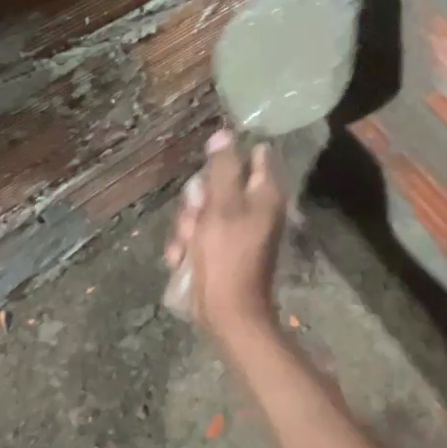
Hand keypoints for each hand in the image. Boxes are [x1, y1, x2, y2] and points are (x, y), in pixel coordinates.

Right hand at [164, 130, 285, 340]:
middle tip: (195, 216)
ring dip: (189, 225)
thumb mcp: (221, 206)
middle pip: (221, 182)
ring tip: (186, 245)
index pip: (255, 154)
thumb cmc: (226, 256)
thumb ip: (223, 168)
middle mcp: (258, 207)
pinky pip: (202, 234)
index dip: (229, 154)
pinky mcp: (225, 249)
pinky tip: (180, 258)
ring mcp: (242, 230)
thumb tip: (225, 133)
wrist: (229, 314)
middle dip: (199, 199)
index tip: (208, 166)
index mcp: (266, 193)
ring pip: (206, 209)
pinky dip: (190, 245)